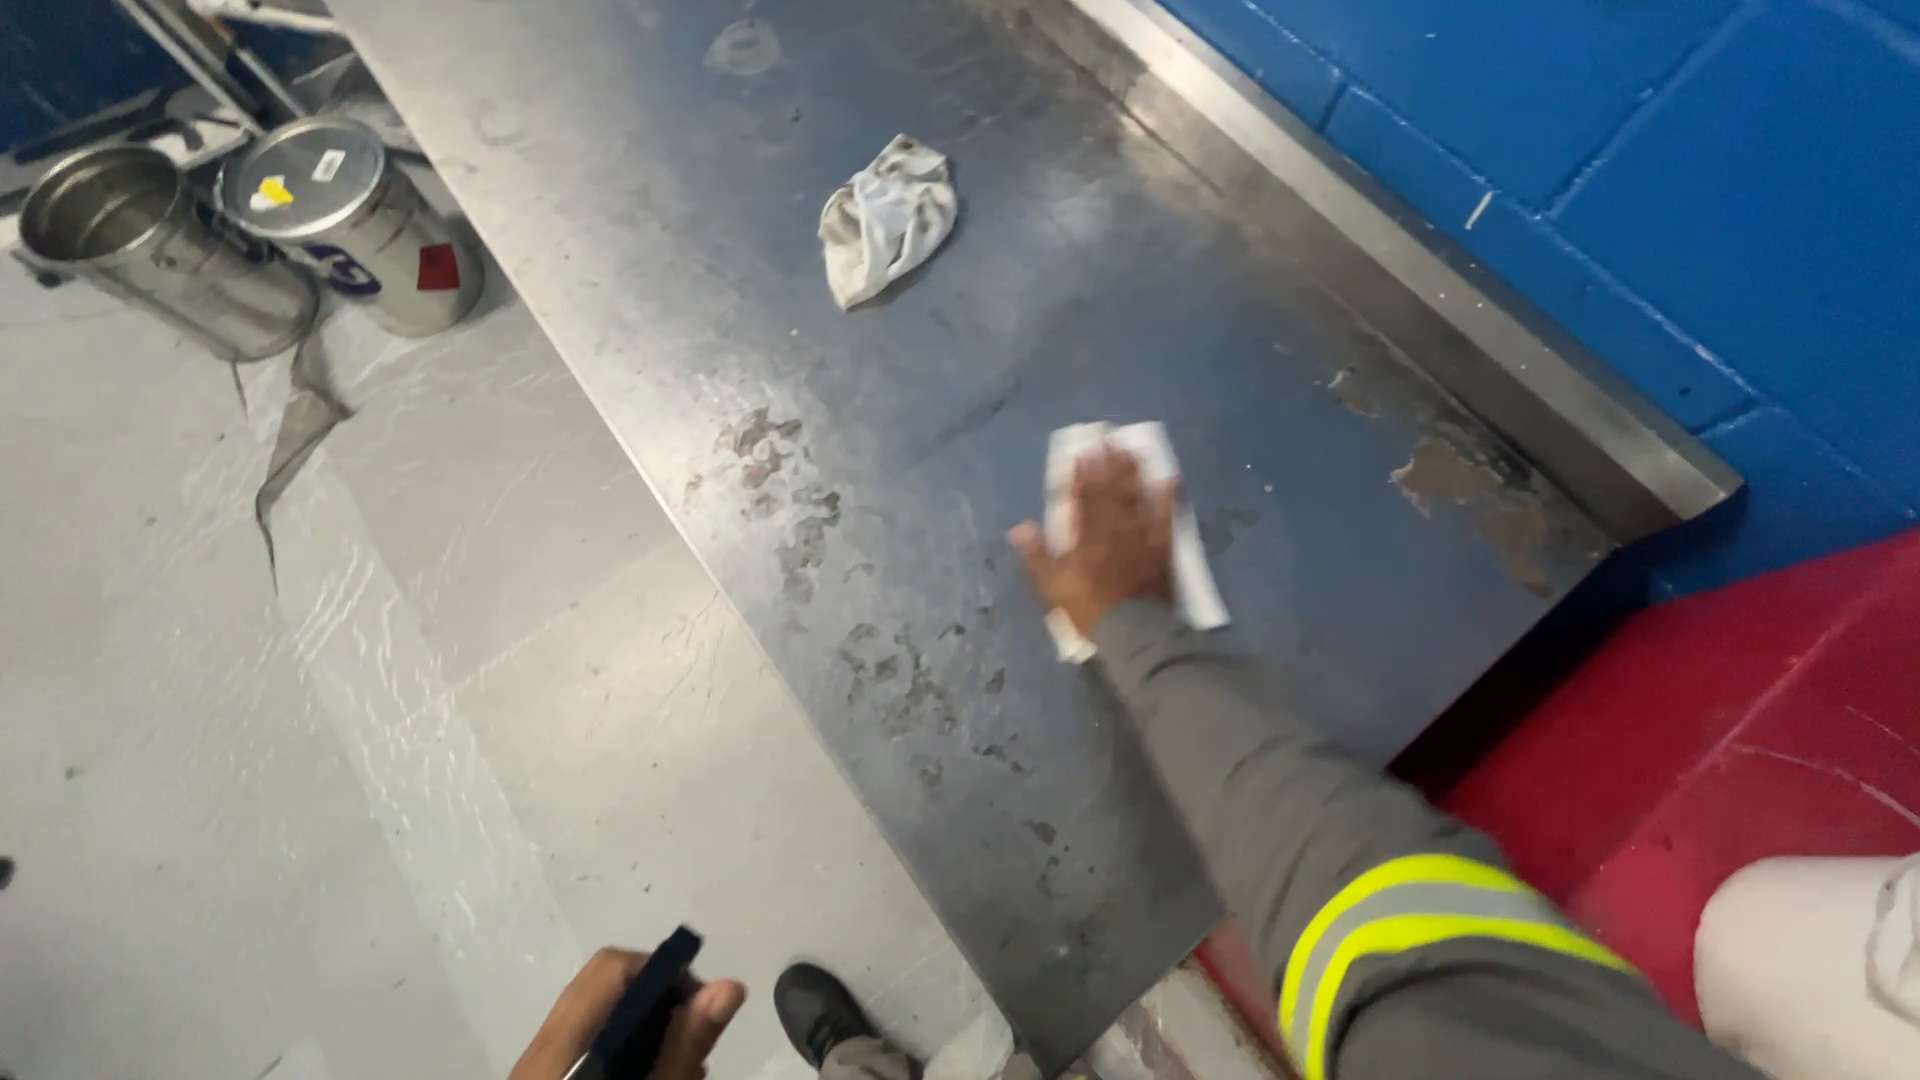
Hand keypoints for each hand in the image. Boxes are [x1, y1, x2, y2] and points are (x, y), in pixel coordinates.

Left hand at [509, 947, 747, 1079]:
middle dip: (660, 1005)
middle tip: (692, 1043)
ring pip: (598, 1023)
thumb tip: (730, 985)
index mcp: (557, 1049)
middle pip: (606, 990)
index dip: (663, 974)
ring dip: (646, 1034)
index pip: (613, 968)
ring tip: (680, 1070)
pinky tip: (651, 1078)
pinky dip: (625, 1057)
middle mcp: (538, 1054)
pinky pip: (586, 1052)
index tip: (698, 1009)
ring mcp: (535, 1074)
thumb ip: (684, 1045)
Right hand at [1009, 444, 1175, 635]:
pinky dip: (1168, 498)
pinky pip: (1166, 518)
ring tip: (1130, 447)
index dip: (1078, 476)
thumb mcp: (1052, 588)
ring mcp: (1140, 538)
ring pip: (1136, 498)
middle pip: (1109, 492)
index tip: (1079, 453)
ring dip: (1133, 472)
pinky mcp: (1162, 549)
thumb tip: (1020, 527)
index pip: (1080, 501)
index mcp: (1085, 539)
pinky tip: (1170, 478)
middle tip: (1105, 437)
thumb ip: (1036, 557)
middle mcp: (1113, 531)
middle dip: (1105, 464)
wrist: (1134, 633)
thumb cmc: (1089, 611)